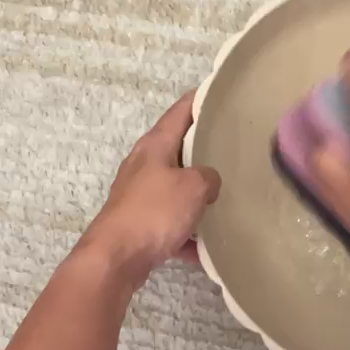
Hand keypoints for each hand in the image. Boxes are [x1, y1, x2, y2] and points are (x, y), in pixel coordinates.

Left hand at [77, 90, 222, 276]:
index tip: (220, 92)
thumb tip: (209, 182)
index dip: (200, 100)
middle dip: (204, 149)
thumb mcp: (193, 186)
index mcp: (154, 146)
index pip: (181, 111)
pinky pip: (171, 224)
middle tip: (234, 146)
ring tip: (228, 194)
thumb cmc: (154, 212)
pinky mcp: (140, 225)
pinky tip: (209, 247)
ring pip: (175, 188)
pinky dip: (188, 234)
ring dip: (197, 193)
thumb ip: (209, 177)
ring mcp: (139, 196)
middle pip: (178, 149)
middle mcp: (144, 165)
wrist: (116, 258)